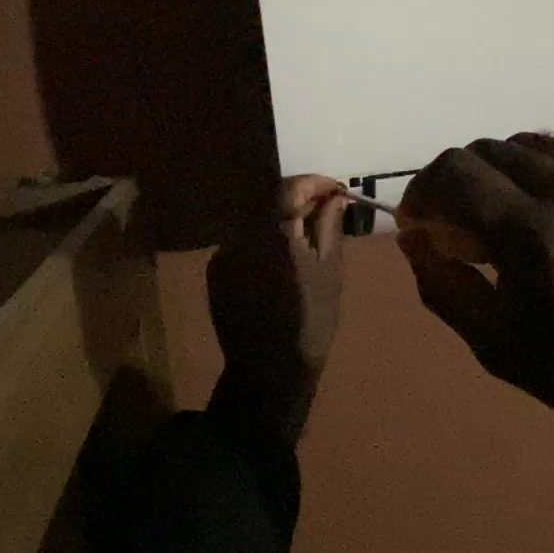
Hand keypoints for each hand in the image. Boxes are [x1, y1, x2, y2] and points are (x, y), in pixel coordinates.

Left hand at [206, 175, 349, 444]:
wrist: (269, 369)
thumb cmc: (311, 319)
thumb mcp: (330, 271)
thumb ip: (330, 226)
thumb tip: (335, 198)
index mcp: (273, 230)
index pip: (292, 187)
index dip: (316, 183)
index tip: (337, 189)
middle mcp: (242, 233)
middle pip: (270, 200)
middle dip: (299, 199)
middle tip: (325, 207)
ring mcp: (225, 251)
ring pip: (255, 220)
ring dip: (280, 218)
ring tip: (305, 233)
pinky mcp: (216, 270)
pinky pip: (243, 242)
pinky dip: (263, 240)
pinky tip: (280, 259)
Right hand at [400, 133, 553, 545]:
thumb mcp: (504, 350)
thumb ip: (446, 288)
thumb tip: (414, 238)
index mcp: (537, 235)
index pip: (453, 172)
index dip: (422, 190)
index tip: (420, 222)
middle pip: (487, 148)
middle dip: (458, 180)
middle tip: (463, 226)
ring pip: (532, 144)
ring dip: (503, 174)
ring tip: (513, 220)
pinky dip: (549, 180)